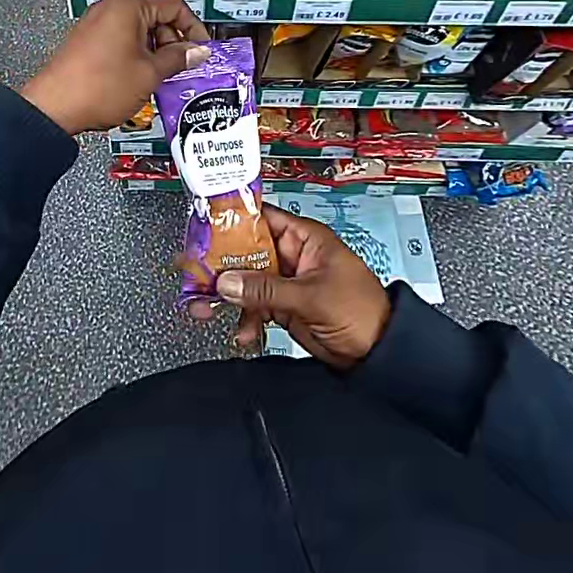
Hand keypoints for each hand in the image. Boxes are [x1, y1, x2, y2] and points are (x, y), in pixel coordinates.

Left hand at [20, 0, 208, 134]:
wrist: (55, 108)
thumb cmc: (101, 86)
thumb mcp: (150, 73)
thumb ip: (178, 58)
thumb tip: (198, 51)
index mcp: (129, 7)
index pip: (174, 7)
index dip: (194, 29)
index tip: (202, 49)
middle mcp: (112, 9)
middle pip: (157, 19)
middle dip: (174, 44)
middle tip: (184, 68)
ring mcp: (97, 24)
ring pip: (140, 32)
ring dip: (156, 53)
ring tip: (163, 78)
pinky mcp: (88, 41)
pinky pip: (123, 41)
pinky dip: (138, 56)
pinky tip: (142, 79)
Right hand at [212, 204, 390, 369]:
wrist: (378, 354)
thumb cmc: (361, 310)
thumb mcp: (310, 296)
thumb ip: (266, 289)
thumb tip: (227, 282)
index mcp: (304, 238)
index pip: (262, 218)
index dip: (233, 220)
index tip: (205, 227)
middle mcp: (292, 255)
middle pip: (247, 251)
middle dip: (221, 265)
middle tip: (195, 274)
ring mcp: (287, 281)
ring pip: (246, 280)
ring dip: (226, 295)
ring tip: (204, 309)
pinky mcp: (284, 306)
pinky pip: (254, 305)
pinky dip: (244, 318)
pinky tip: (243, 333)